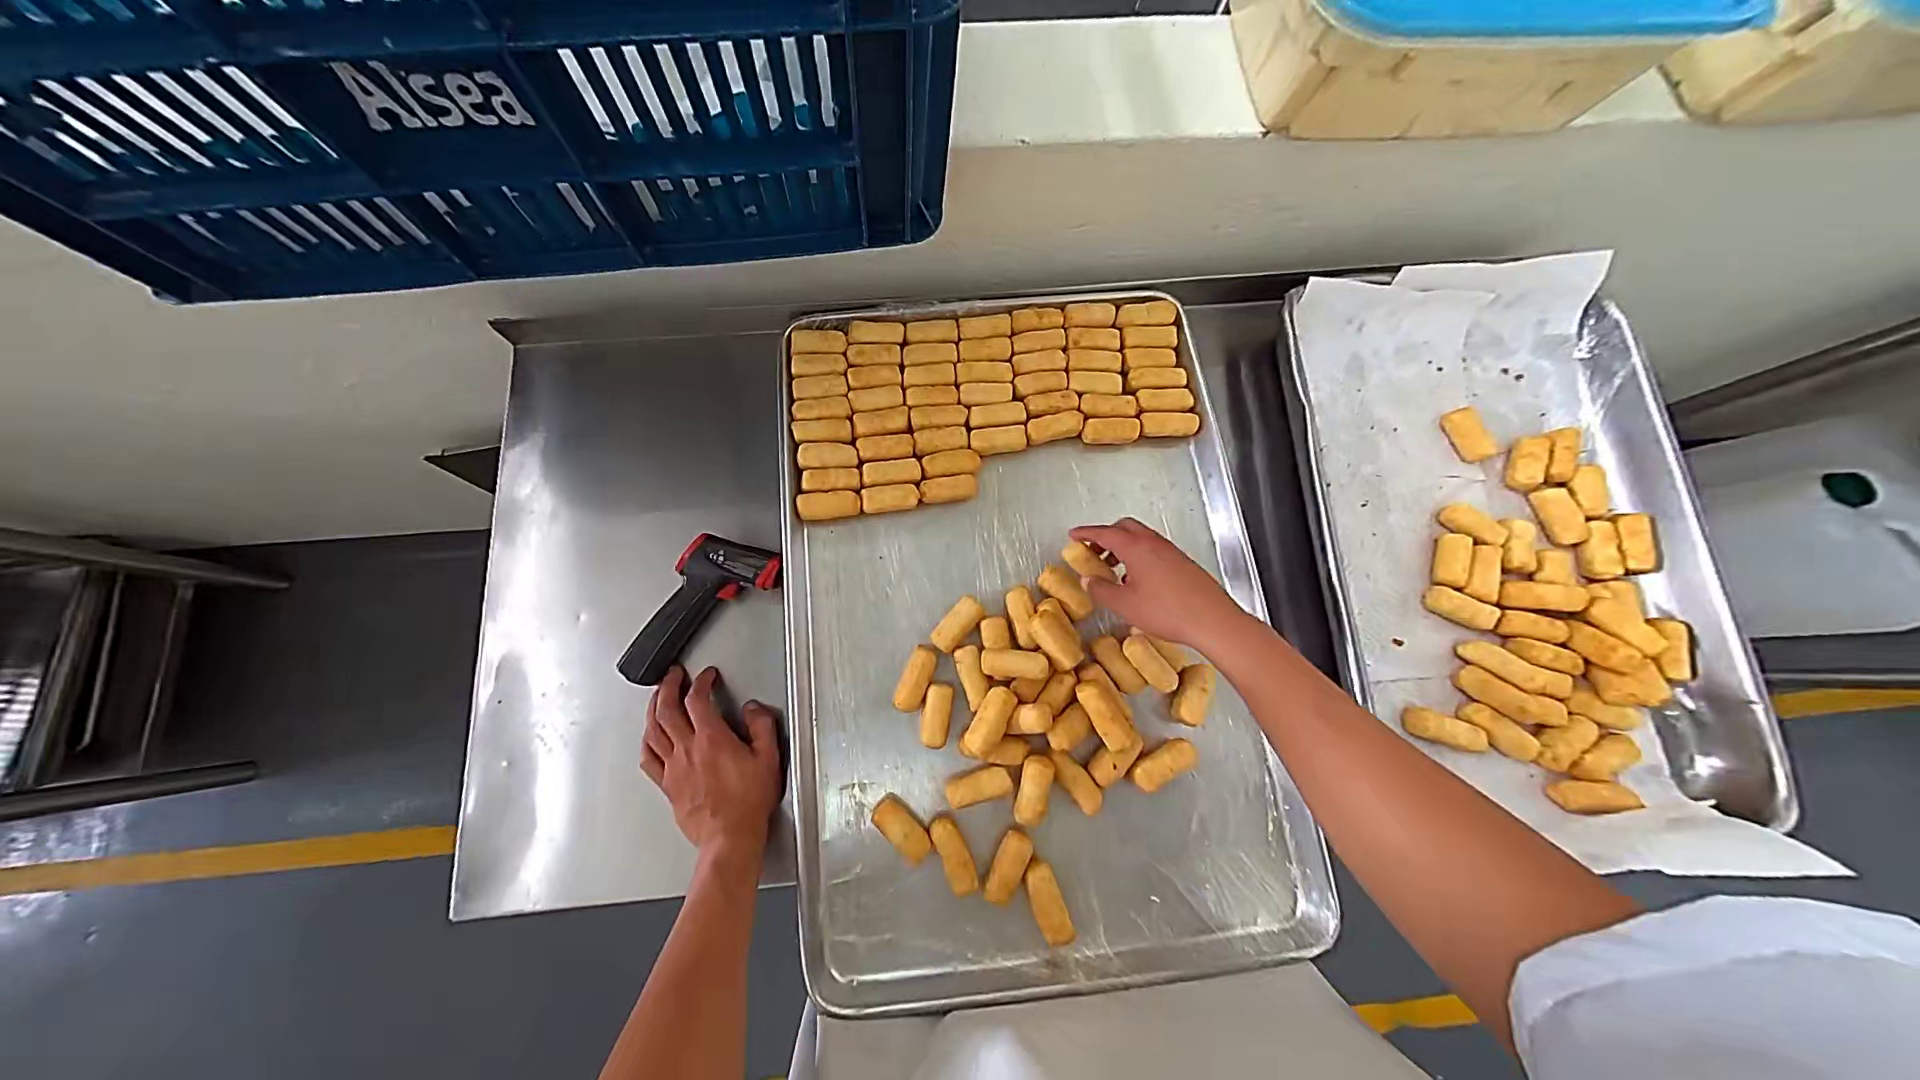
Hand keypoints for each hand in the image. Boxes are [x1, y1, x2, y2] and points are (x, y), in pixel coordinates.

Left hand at [641, 666, 782, 861]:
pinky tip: (649, 737)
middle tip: (673, 676)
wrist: (729, 837)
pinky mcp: (667, 785)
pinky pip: (648, 758)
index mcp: (712, 739)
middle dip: (668, 686)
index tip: (707, 676)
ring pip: (652, 730)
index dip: (701, 682)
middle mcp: (688, 750)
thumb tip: (753, 709)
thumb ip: (762, 727)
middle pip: (666, 709)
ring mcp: (674, 768)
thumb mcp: (768, 758)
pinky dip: (647, 740)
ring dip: (652, 708)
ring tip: (657, 697)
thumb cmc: (748, 802)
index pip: (698, 699)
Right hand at [1069, 518, 1253, 653]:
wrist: (1212, 620)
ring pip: (1140, 538)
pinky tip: (1136, 579)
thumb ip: (1101, 590)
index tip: (1074, 535)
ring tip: (1112, 568)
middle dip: (1105, 536)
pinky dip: (1138, 555)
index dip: (1086, 533)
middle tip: (1092, 551)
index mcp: (1136, 547)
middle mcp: (1153, 543)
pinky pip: (1153, 549)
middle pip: (1124, 528)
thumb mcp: (1125, 605)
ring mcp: (1170, 551)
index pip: (1104, 533)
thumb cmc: (1169, 611)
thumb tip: (1089, 581)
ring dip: (1123, 547)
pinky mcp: (1181, 562)